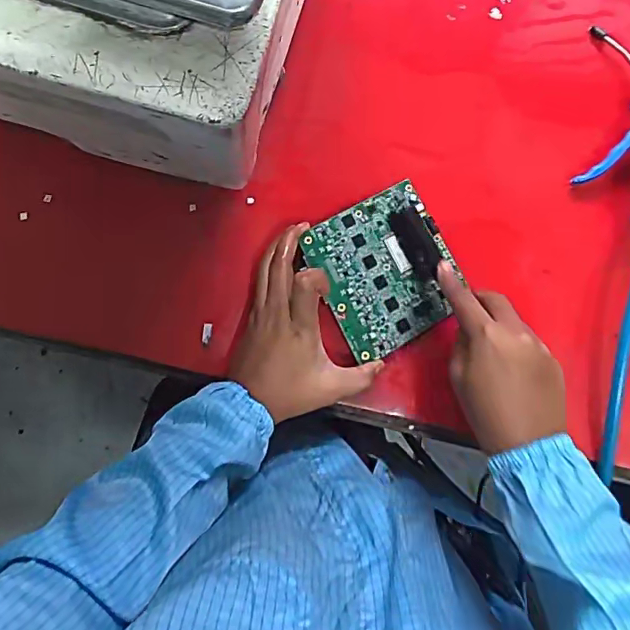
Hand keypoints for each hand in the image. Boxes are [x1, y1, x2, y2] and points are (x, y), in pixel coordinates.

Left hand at [230, 223, 383, 421]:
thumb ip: (359, 376)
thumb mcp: (330, 389)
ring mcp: (262, 311)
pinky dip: (268, 262)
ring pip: (266, 270)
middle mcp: (278, 312)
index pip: (305, 284)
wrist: (248, 403)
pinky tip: (274, 256)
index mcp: (299, 327)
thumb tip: (381, 364)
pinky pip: (259, 280)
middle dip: (290, 242)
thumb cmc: (290, 393)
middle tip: (303, 226)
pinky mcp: (253, 315)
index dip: (316, 274)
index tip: (326, 280)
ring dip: (277, 247)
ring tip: (289, 232)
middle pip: (280, 267)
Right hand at [439, 261, 567, 453]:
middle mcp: (514, 332)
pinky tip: (514, 372)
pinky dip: (516, 346)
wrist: (529, 448)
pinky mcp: (551, 358)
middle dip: (480, 300)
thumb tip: (468, 329)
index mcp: (486, 336)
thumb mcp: (458, 377)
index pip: (463, 300)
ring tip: (494, 355)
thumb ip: (461, 344)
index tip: (443, 266)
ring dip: (500, 326)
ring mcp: (537, 344)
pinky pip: (528, 342)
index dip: (451, 282)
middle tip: (470, 312)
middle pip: (495, 299)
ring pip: (513, 321)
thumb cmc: (485, 415)